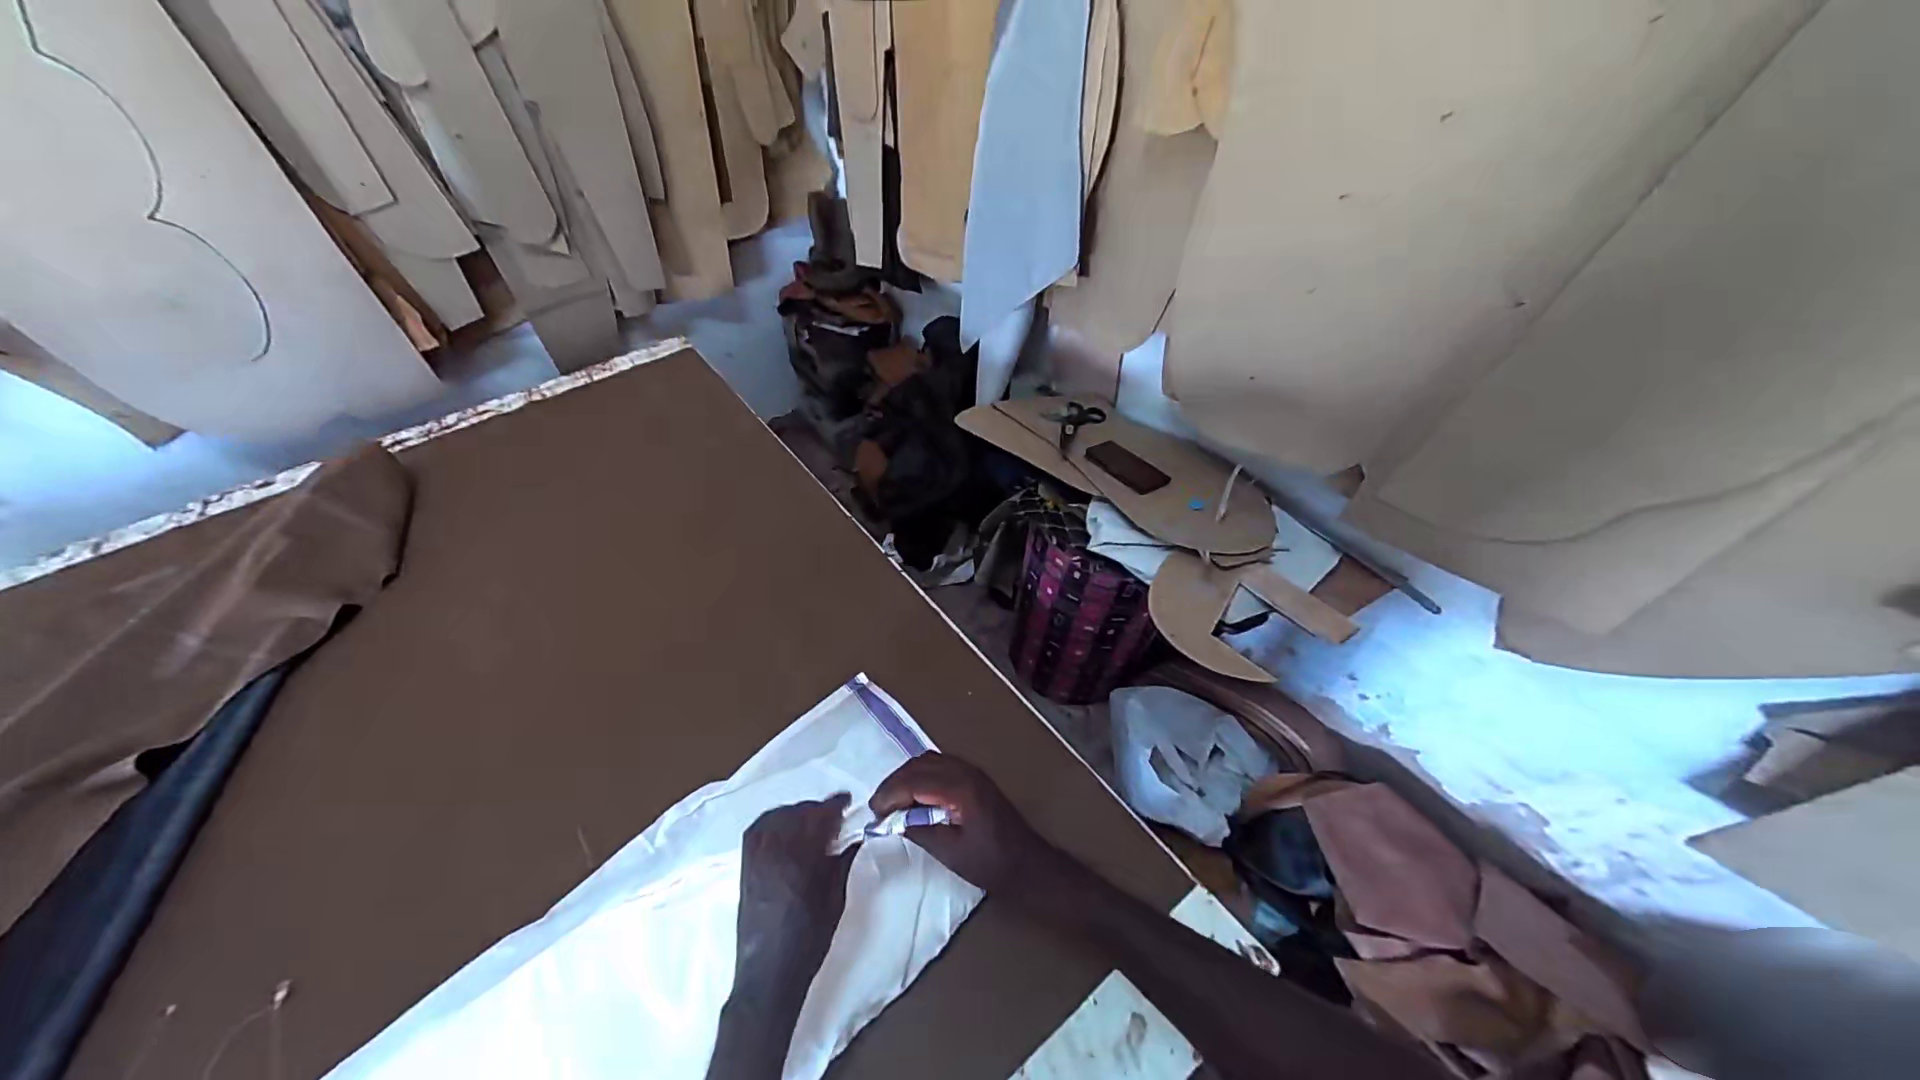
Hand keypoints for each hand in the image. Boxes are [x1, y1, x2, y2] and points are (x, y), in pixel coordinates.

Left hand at [734, 795, 858, 998]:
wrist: (769, 974)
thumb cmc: (809, 940)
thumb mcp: (836, 899)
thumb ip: (844, 860)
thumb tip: (855, 835)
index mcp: (800, 860)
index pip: (819, 817)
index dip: (836, 806)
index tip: (848, 802)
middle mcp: (774, 852)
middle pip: (798, 812)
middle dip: (819, 810)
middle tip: (836, 818)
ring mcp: (755, 857)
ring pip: (778, 816)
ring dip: (798, 813)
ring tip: (813, 822)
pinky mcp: (744, 864)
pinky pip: (760, 828)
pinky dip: (776, 820)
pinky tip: (788, 828)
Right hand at [869, 753, 1059, 897]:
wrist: (1027, 863)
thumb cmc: (989, 862)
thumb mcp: (949, 851)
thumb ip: (919, 830)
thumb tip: (892, 820)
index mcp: (960, 788)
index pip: (914, 780)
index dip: (890, 794)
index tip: (874, 813)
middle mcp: (965, 771)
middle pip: (919, 765)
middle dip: (894, 783)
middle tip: (879, 808)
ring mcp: (971, 771)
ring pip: (929, 761)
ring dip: (906, 776)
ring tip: (892, 802)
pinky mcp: (974, 777)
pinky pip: (940, 765)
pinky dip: (921, 775)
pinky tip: (914, 795)